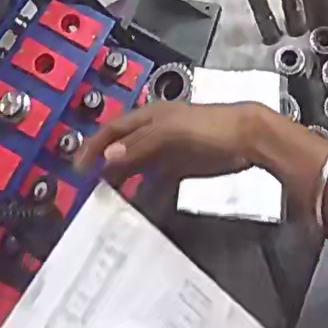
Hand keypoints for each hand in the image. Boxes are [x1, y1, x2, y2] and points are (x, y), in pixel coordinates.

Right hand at [77, 101, 327, 213]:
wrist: (249, 138)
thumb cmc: (213, 126)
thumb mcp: (173, 131)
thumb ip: (141, 143)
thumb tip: (108, 156)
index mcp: (152, 116)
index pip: (114, 129)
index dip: (94, 144)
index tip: (77, 166)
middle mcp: (157, 133)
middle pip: (123, 150)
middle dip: (106, 169)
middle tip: (89, 192)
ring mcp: (170, 151)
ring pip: (138, 169)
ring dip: (125, 185)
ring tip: (111, 205)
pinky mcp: (183, 168)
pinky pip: (158, 183)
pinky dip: (147, 196)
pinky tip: (142, 210)